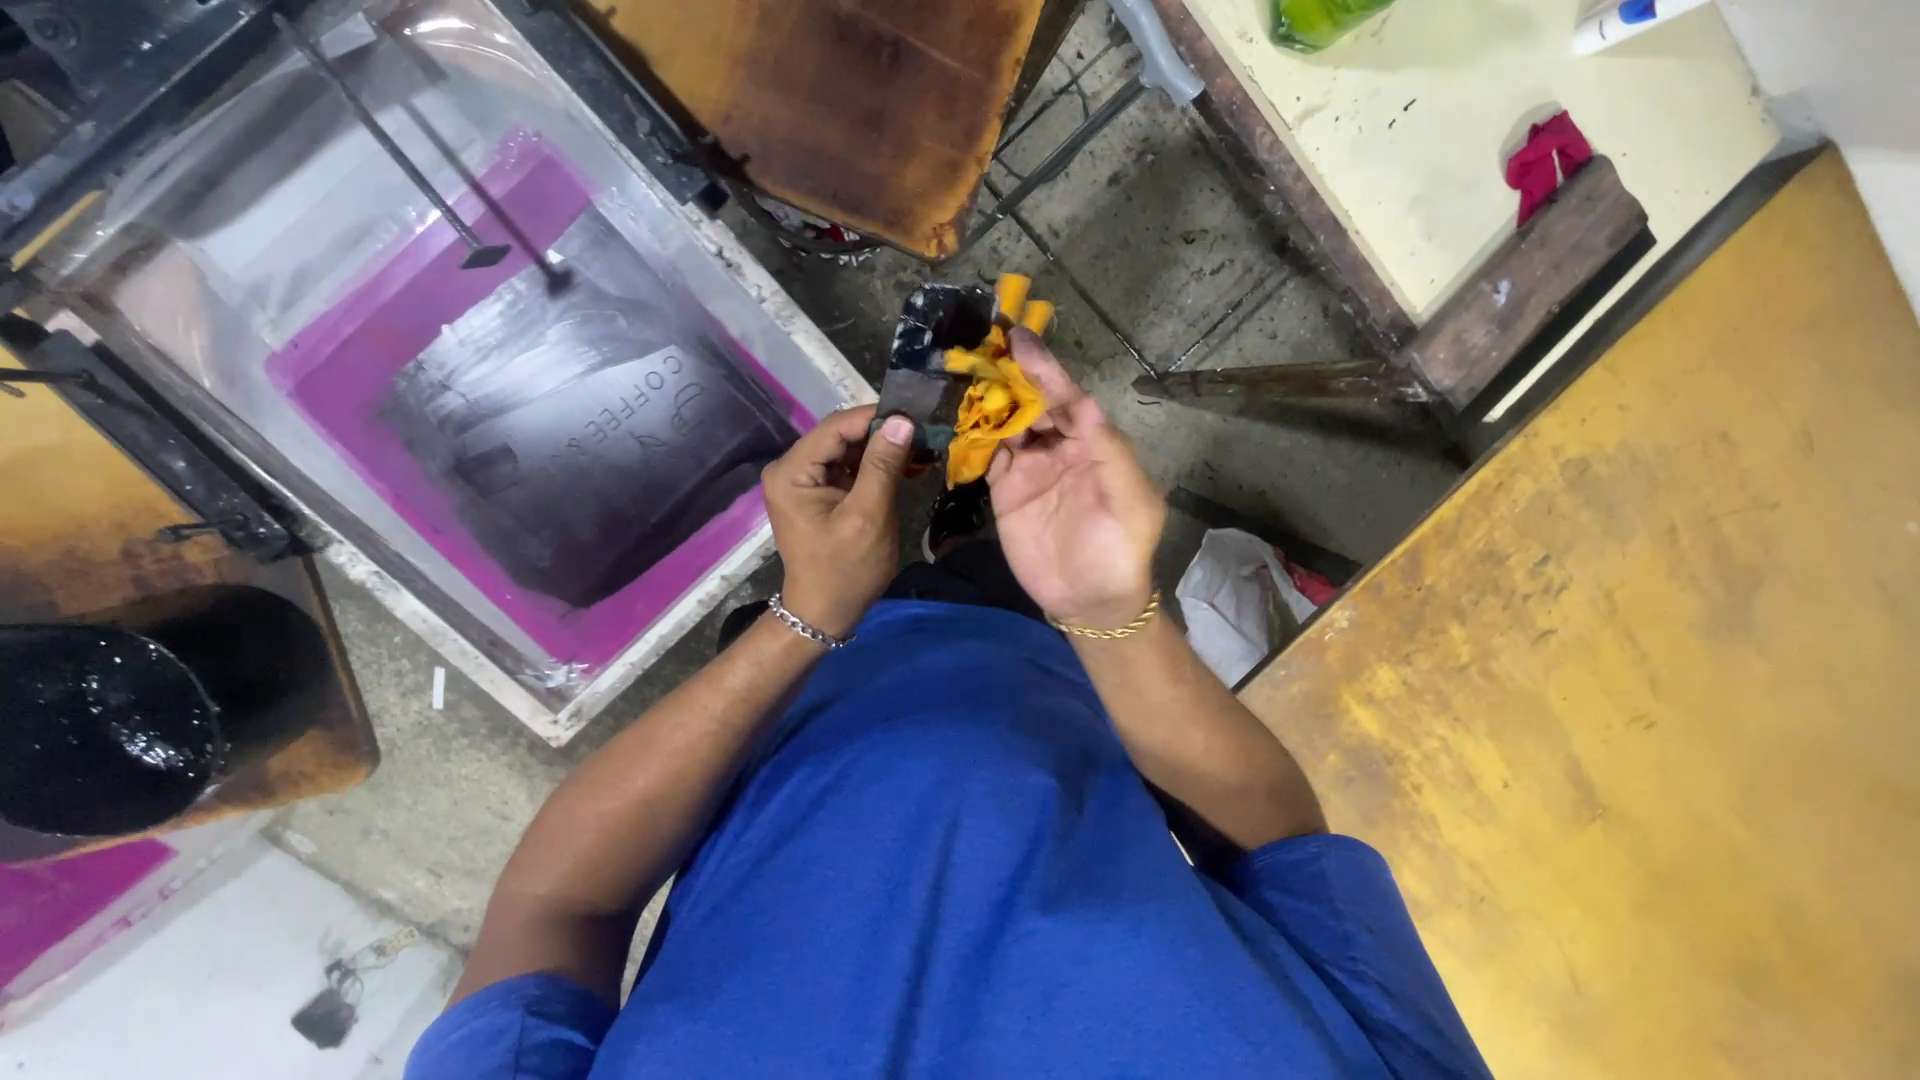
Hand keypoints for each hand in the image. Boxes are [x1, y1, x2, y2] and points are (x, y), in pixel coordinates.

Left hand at [761, 405, 914, 638]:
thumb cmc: (845, 570)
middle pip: (841, 434)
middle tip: (924, 435)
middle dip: (882, 433)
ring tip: (921, 449)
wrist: (824, 612)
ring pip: (848, 448)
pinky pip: (848, 466)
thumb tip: (901, 421)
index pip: (837, 426)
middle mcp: (790, 467)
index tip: (917, 418)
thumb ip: (882, 466)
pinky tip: (905, 466)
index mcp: (792, 471)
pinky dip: (875, 465)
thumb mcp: (868, 517)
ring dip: (883, 449)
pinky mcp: (816, 490)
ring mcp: (802, 479)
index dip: (877, 417)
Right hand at [989, 330, 1165, 628]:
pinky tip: (957, 417)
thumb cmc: (1119, 551)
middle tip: (980, 346)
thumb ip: (1111, 453)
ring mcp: (1030, 468)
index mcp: (1094, 444)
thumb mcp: (1130, 503)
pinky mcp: (1005, 491)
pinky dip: (973, 436)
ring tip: (961, 373)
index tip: (1019, 340)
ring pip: (1006, 423)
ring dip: (987, 400)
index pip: (1067, 398)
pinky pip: (987, 454)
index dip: (1045, 369)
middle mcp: (1060, 448)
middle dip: (1010, 375)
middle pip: (1033, 403)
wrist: (1089, 602)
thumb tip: (1084, 402)